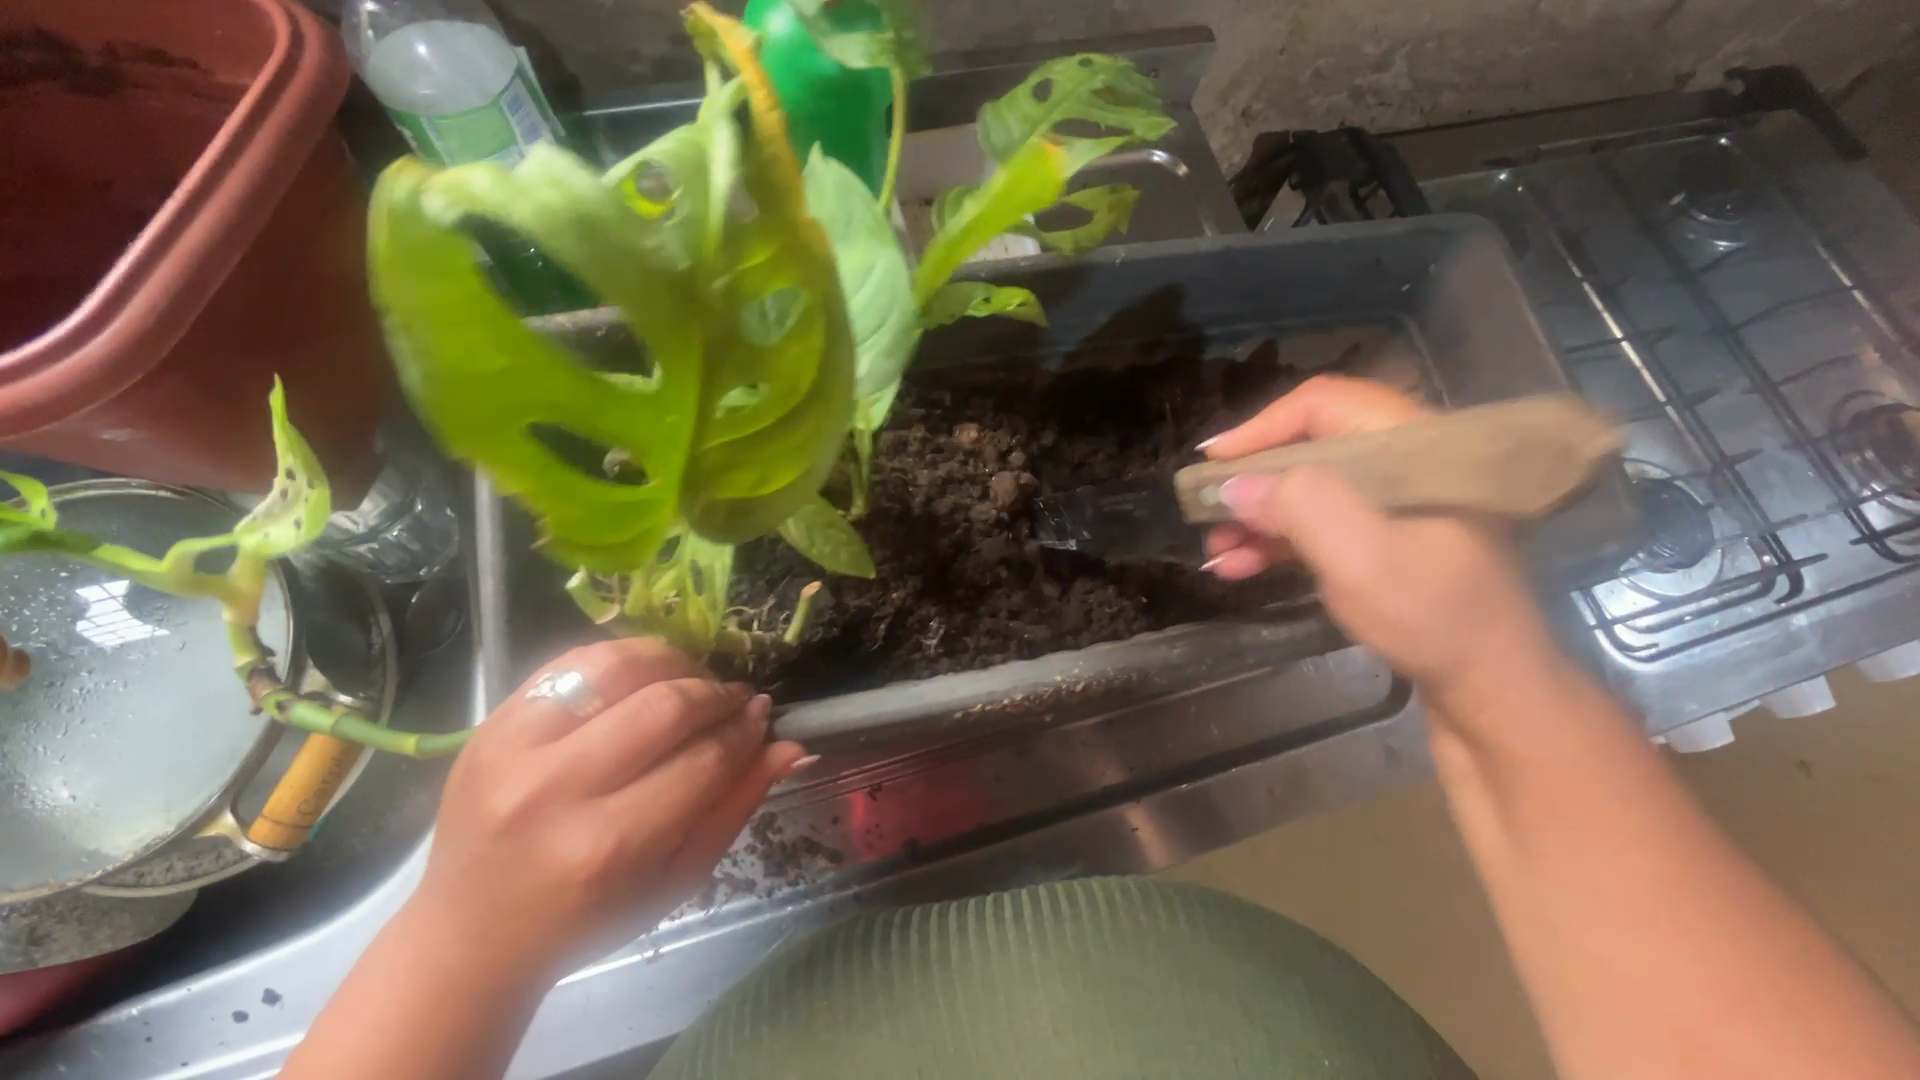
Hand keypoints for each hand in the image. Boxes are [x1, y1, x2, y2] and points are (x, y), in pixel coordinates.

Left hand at [409, 638, 808, 976]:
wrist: (471, 934)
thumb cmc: (587, 920)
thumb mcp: (674, 880)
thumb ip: (734, 807)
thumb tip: (789, 746)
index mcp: (606, 847)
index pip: (703, 760)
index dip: (745, 731)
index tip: (762, 719)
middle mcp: (554, 790)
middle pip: (664, 707)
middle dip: (716, 694)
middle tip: (734, 699)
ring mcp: (512, 749)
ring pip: (615, 666)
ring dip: (671, 662)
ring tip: (692, 679)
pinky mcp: (489, 724)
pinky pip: (569, 662)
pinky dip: (620, 658)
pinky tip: (644, 674)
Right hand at [1201, 375, 1561, 699]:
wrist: (1494, 690)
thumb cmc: (1435, 616)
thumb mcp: (1364, 558)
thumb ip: (1299, 508)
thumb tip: (1232, 485)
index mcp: (1414, 446)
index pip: (1324, 406)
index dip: (1262, 428)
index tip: (1212, 463)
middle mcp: (1404, 466)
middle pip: (1309, 449)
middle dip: (1252, 483)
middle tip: (1203, 513)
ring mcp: (1395, 507)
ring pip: (1308, 491)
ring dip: (1256, 518)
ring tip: (1214, 553)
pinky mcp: (1384, 543)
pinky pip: (1319, 527)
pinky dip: (1277, 543)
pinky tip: (1239, 568)